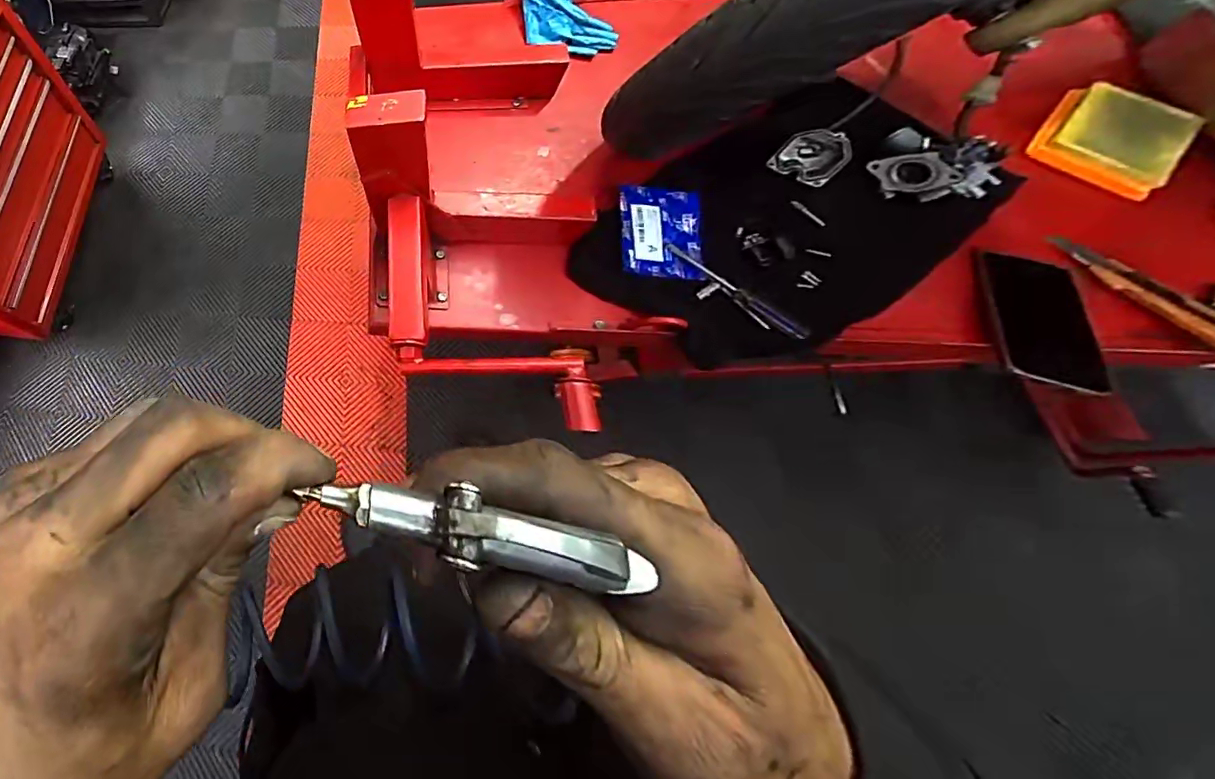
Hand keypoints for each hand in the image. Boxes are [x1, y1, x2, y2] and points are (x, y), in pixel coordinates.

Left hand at [0, 396, 333, 778]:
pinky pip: (116, 433)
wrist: (5, 750)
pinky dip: (169, 441)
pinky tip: (187, 473)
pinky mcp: (20, 482)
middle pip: (166, 431)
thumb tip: (277, 493)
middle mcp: (46, 537)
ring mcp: (24, 499)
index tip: (318, 466)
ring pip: (143, 417)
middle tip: (285, 460)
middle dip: (243, 431)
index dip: (269, 462)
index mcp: (88, 611)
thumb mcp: (192, 680)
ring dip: (211, 429)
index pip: (195, 497)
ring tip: (244, 463)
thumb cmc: (107, 739)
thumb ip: (226, 572)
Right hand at [416, 441, 851, 778]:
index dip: (482, 477)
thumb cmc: (746, 741)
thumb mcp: (670, 722)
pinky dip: (509, 519)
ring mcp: (645, 491)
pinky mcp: (626, 500)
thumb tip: (490, 589)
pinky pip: (551, 494)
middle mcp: (661, 496)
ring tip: (452, 565)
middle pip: (544, 473)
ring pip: (540, 479)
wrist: (797, 730)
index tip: (417, 502)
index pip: (568, 482)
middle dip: (469, 499)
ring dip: (484, 511)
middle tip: (421, 552)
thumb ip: (586, 652)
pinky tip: (497, 557)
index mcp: (686, 548)